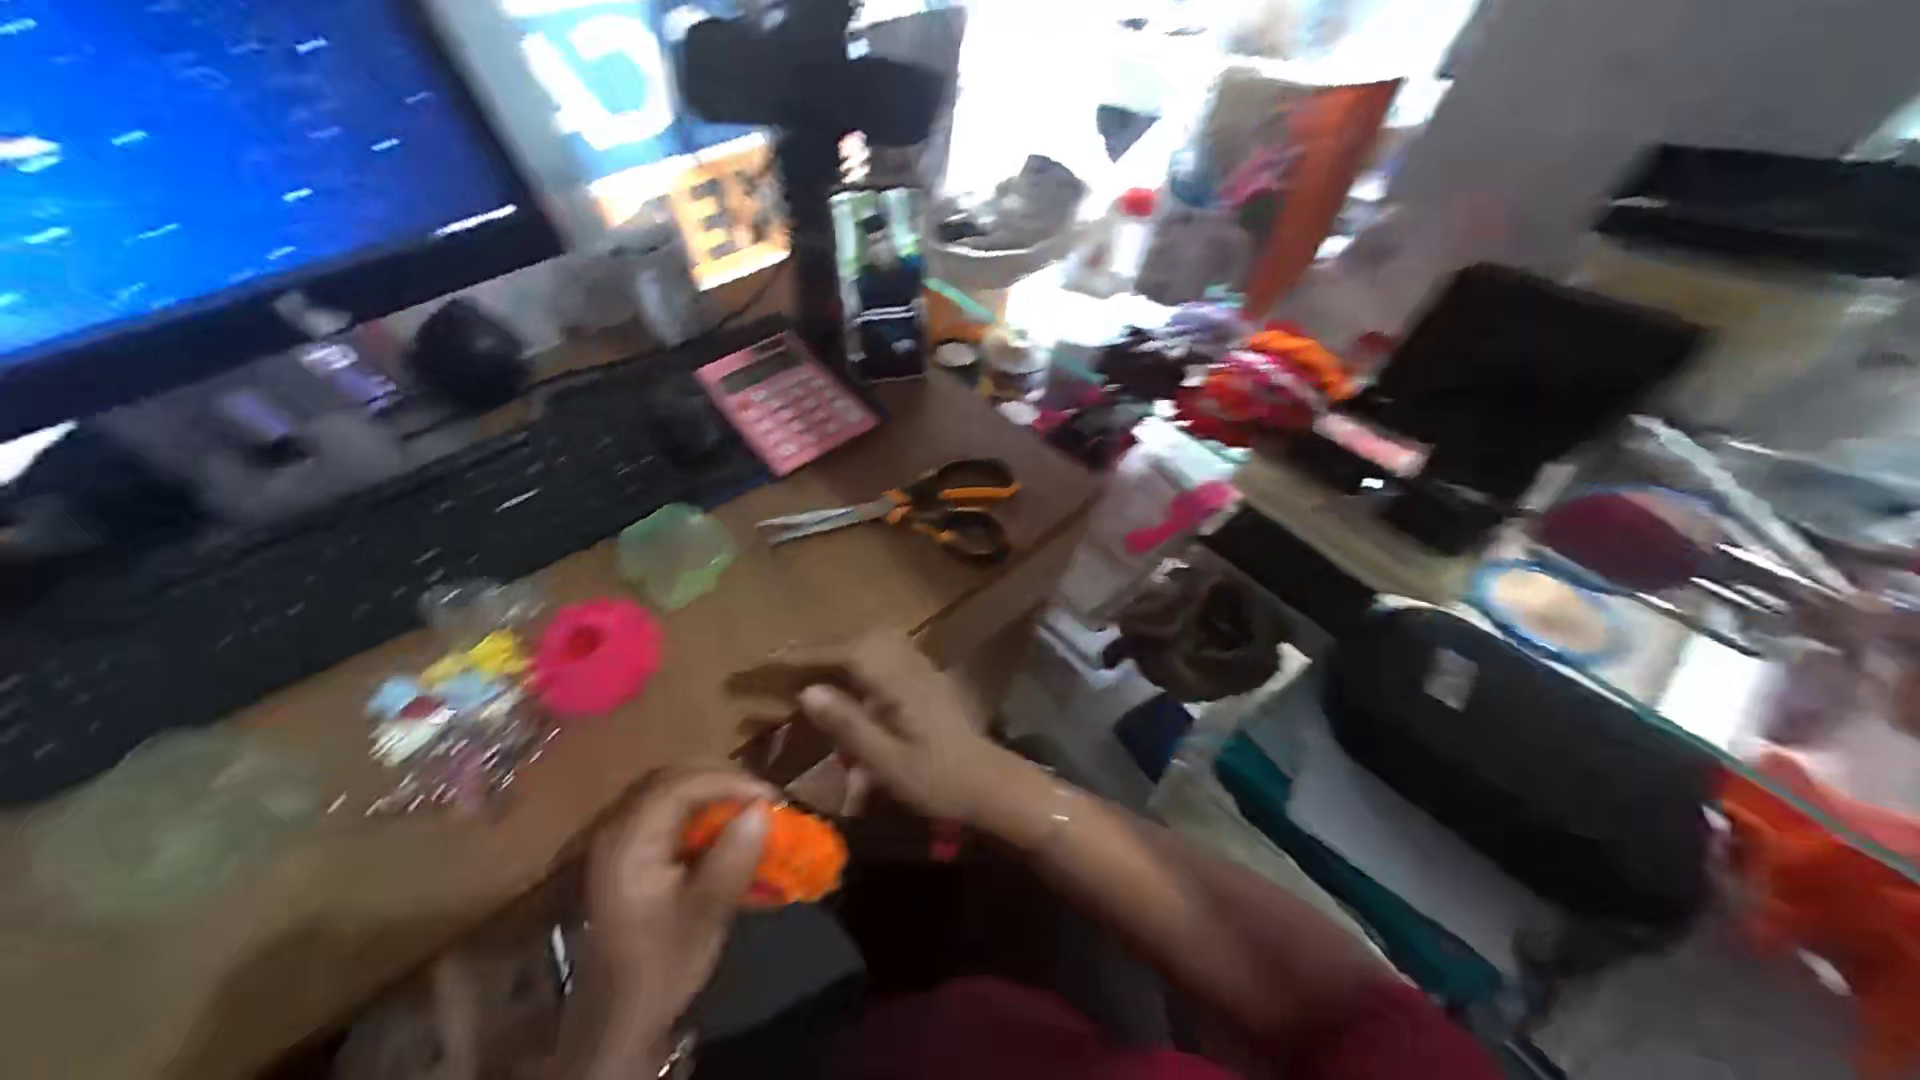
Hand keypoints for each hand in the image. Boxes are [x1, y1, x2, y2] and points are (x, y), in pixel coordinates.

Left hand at [582, 766, 773, 1030]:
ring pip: (669, 788)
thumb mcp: (703, 917)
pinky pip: (666, 807)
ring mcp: (619, 838)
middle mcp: (616, 829)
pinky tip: (725, 822)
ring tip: (749, 804)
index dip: (728, 783)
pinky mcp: (629, 849)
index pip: (678, 788)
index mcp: (627, 844)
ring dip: (712, 789)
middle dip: (722, 779)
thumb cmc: (660, 967)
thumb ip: (732, 860)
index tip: (769, 797)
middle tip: (763, 796)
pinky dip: (700, 805)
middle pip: (671, 778)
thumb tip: (763, 810)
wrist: (616, 1018)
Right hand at [732, 634, 1025, 827]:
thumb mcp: (887, 762)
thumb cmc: (937, 780)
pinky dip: (862, 655)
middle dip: (820, 647)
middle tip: (783, 662)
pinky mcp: (928, 678)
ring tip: (810, 665)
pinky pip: (889, 653)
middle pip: (859, 640)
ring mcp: (923, 668)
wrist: (991, 783)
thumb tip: (806, 691)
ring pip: (875, 642)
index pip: (844, 654)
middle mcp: (910, 665)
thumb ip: (847, 724)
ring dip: (841, 648)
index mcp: (898, 682)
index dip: (805, 654)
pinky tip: (851, 674)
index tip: (770, 659)